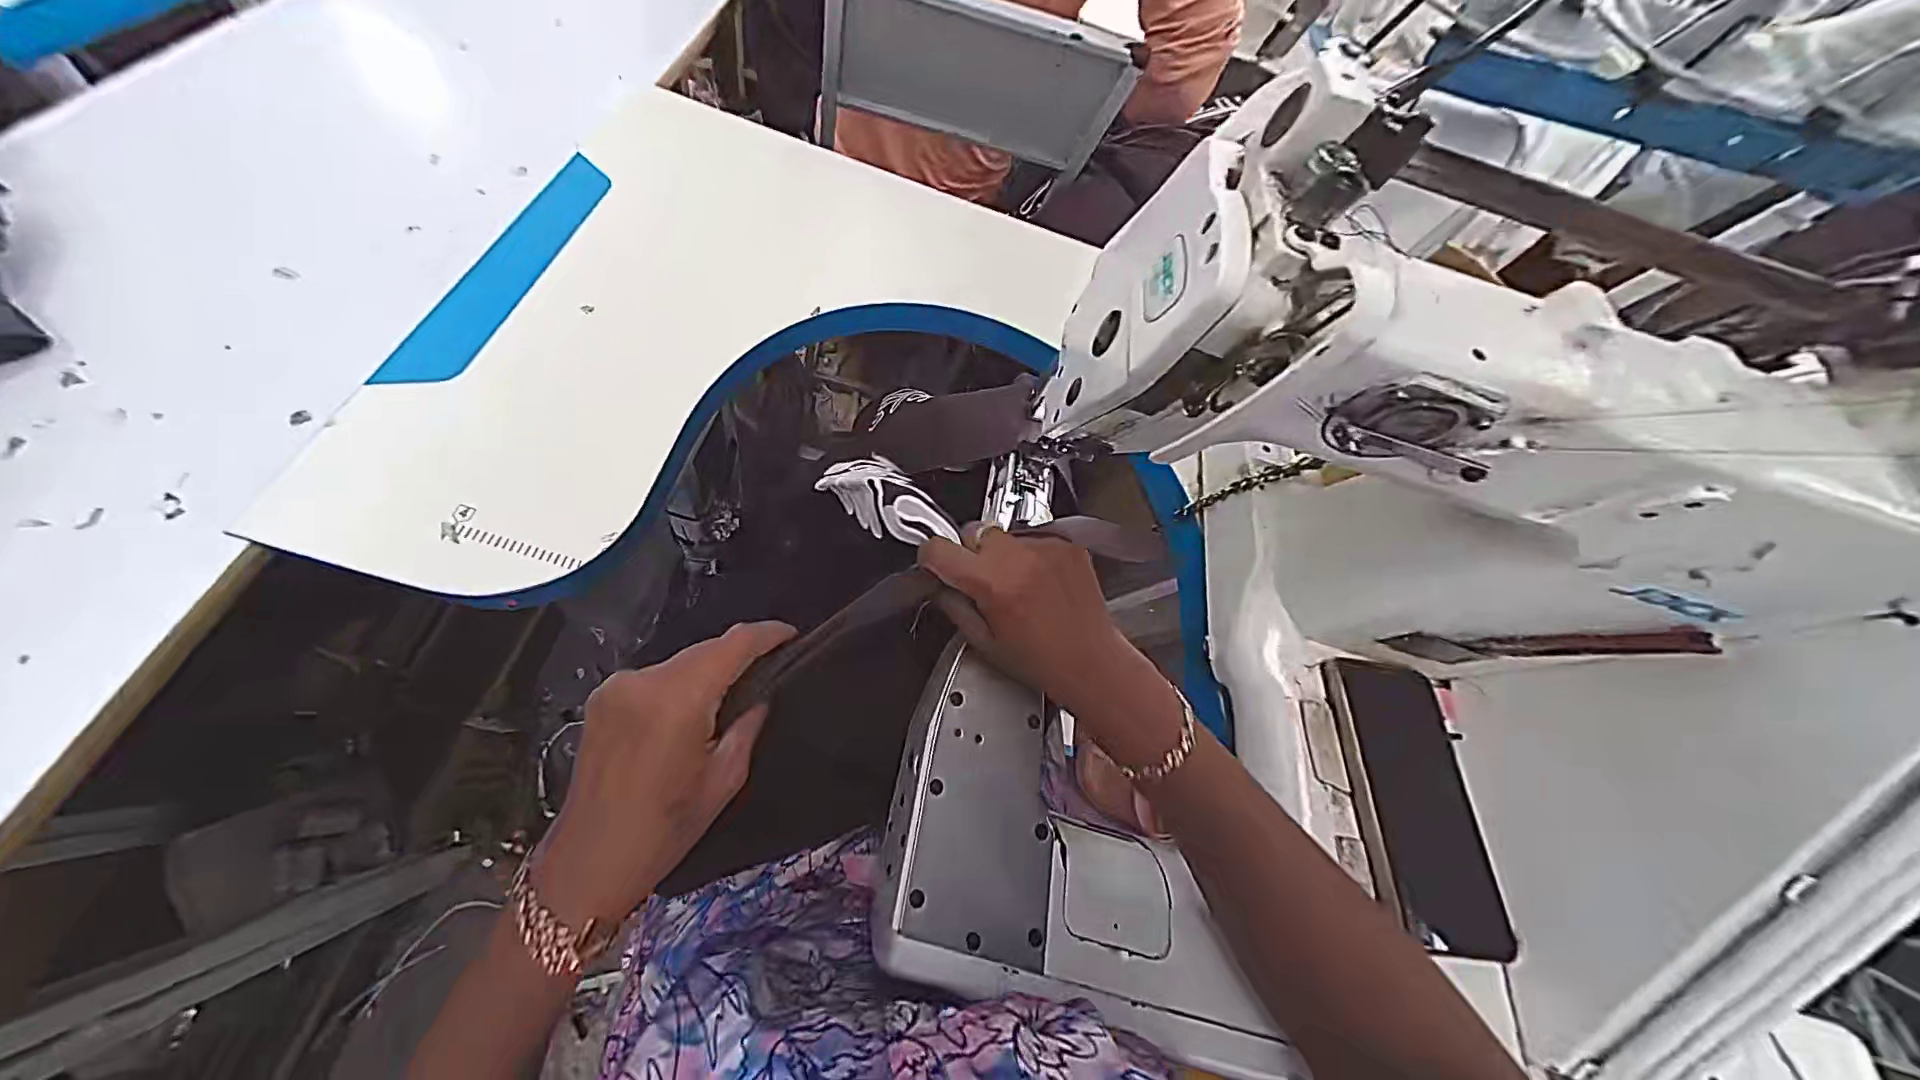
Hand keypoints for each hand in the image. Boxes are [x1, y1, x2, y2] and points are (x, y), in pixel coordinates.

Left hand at [536, 621, 794, 923]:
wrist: (587, 863)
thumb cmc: (662, 832)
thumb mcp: (725, 779)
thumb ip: (749, 723)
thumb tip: (760, 694)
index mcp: (676, 701)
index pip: (733, 644)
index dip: (768, 633)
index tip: (790, 635)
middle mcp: (642, 682)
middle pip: (706, 648)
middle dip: (740, 654)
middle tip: (767, 671)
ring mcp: (617, 687)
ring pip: (682, 660)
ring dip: (709, 670)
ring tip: (730, 698)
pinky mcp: (602, 698)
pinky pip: (657, 676)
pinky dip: (681, 683)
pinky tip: (691, 711)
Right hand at [918, 526, 1181, 767]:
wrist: (1092, 661)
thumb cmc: (1045, 661)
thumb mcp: (984, 641)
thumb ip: (954, 607)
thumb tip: (939, 585)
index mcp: (993, 582)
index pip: (939, 548)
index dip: (931, 558)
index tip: (934, 564)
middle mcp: (1019, 557)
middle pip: (972, 531)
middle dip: (969, 553)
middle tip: (982, 583)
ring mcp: (1046, 547)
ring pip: (1003, 533)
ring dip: (1000, 553)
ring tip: (1016, 587)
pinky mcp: (1066, 544)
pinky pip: (1032, 537)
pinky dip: (1029, 555)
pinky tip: (1037, 583)